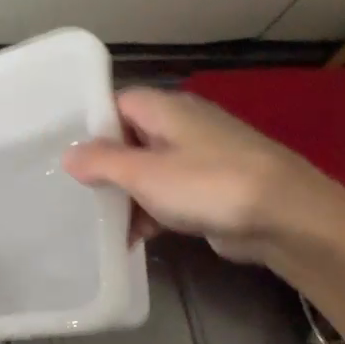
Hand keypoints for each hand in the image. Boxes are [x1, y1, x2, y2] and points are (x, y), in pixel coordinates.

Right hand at [62, 87, 344, 264]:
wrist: (285, 217)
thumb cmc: (209, 186)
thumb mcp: (144, 174)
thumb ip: (101, 162)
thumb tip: (68, 154)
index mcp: (167, 110)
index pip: (116, 104)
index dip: (88, 125)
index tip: (59, 152)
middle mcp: (183, 126)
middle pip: (128, 140)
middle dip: (101, 167)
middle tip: (70, 192)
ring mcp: (199, 158)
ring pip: (146, 171)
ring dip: (123, 196)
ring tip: (95, 222)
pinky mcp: (210, 189)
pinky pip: (166, 195)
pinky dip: (148, 213)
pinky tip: (131, 238)